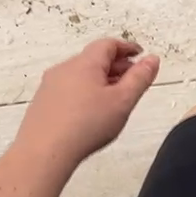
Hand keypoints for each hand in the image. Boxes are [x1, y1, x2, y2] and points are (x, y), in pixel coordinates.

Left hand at [11, 39, 159, 174]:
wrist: (44, 151)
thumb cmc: (88, 124)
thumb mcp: (123, 101)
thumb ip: (140, 78)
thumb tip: (152, 59)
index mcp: (85, 64)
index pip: (108, 45)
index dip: (127, 47)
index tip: (141, 54)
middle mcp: (64, 68)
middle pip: (94, 58)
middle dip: (117, 65)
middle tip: (134, 79)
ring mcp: (50, 85)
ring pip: (81, 74)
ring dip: (102, 79)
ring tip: (116, 97)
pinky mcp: (43, 102)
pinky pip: (70, 87)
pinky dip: (86, 90)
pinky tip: (93, 111)